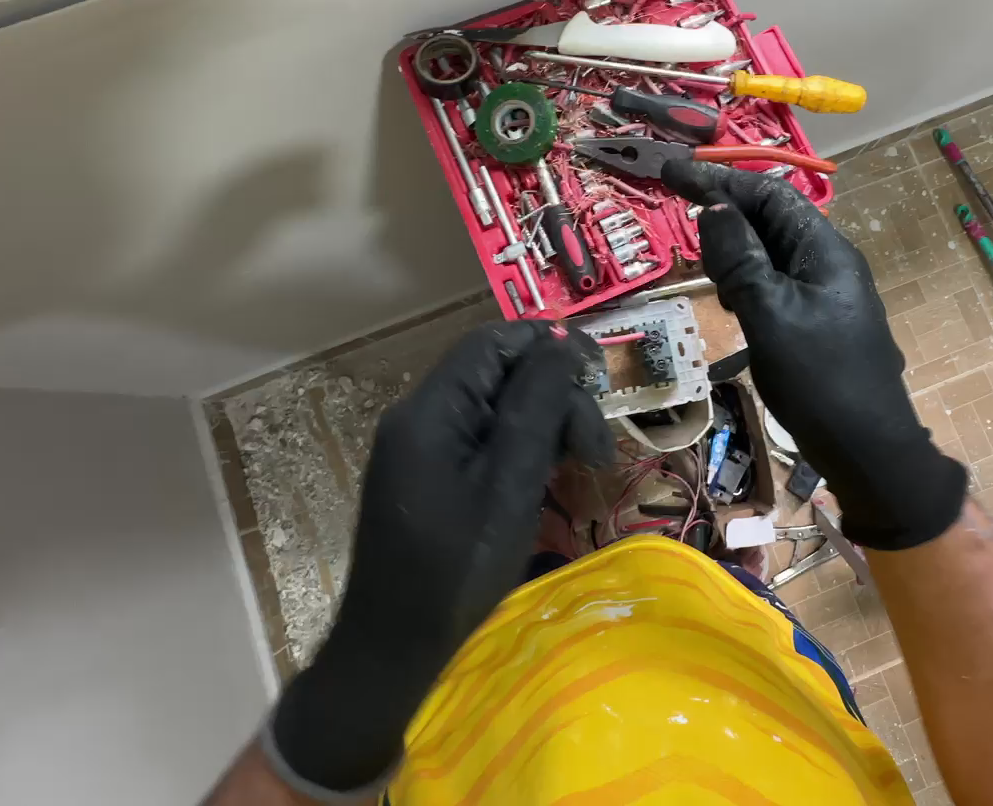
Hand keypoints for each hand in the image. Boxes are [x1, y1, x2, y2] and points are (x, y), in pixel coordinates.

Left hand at [263, 321, 608, 796]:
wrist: (393, 651)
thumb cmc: (457, 568)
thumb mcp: (509, 482)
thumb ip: (536, 406)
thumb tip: (562, 343)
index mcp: (430, 408)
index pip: (493, 342)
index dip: (549, 345)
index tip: (599, 372)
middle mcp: (421, 415)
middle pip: (499, 374)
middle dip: (556, 399)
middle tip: (597, 450)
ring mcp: (423, 445)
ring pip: (497, 407)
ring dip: (546, 426)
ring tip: (585, 466)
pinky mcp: (431, 472)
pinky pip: (484, 438)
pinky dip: (523, 448)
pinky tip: (550, 475)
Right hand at [664, 161, 966, 551]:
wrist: (867, 448)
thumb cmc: (820, 378)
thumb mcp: (771, 314)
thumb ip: (739, 261)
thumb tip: (712, 210)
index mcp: (823, 249)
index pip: (767, 194)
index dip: (718, 179)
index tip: (671, 171)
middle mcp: (826, 262)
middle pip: (769, 218)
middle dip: (722, 207)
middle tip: (674, 201)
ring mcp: (822, 293)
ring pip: (769, 251)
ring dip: (731, 244)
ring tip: (698, 254)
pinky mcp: (814, 321)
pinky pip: (773, 282)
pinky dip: (743, 279)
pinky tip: (727, 296)